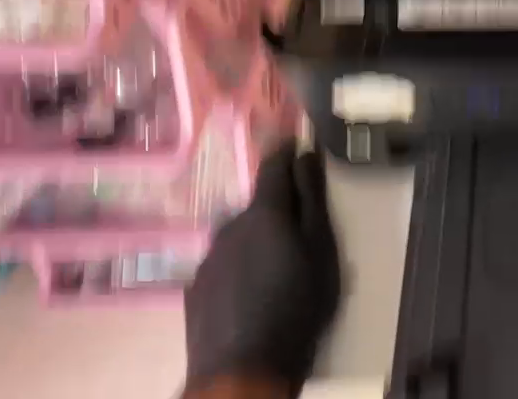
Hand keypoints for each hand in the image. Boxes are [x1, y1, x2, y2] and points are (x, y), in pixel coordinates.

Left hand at [185, 143, 341, 394]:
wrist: (243, 373)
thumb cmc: (297, 306)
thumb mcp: (322, 249)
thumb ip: (313, 199)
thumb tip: (307, 154)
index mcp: (265, 211)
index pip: (275, 162)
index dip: (290, 150)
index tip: (302, 144)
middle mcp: (231, 224)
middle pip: (260, 203)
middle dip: (280, 208)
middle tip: (302, 232)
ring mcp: (208, 257)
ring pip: (241, 234)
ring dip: (260, 239)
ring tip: (278, 269)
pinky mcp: (195, 287)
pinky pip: (225, 263)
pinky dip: (241, 266)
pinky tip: (253, 292)